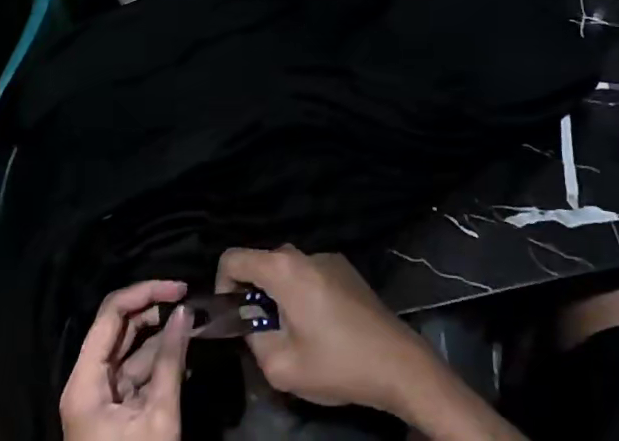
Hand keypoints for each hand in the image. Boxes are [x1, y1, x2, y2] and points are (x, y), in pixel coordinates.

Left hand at [60, 280, 190, 440]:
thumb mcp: (159, 413)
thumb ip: (171, 358)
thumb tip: (185, 310)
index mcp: (86, 381)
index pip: (112, 314)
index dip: (146, 292)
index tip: (182, 289)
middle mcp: (88, 380)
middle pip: (120, 327)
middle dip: (157, 311)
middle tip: (194, 305)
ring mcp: (101, 395)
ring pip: (132, 348)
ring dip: (164, 335)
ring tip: (197, 327)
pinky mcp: (116, 408)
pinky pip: (138, 370)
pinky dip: (162, 359)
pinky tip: (187, 355)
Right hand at [215, 245, 436, 415]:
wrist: (395, 361)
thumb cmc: (336, 363)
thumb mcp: (281, 364)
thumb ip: (253, 337)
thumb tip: (246, 322)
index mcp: (286, 270)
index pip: (235, 258)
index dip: (223, 286)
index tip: (232, 317)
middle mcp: (307, 254)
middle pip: (263, 262)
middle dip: (252, 294)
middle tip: (261, 333)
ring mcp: (330, 259)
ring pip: (288, 270)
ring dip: (278, 295)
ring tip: (291, 335)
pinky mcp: (346, 270)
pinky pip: (310, 275)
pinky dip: (301, 294)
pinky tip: (317, 328)